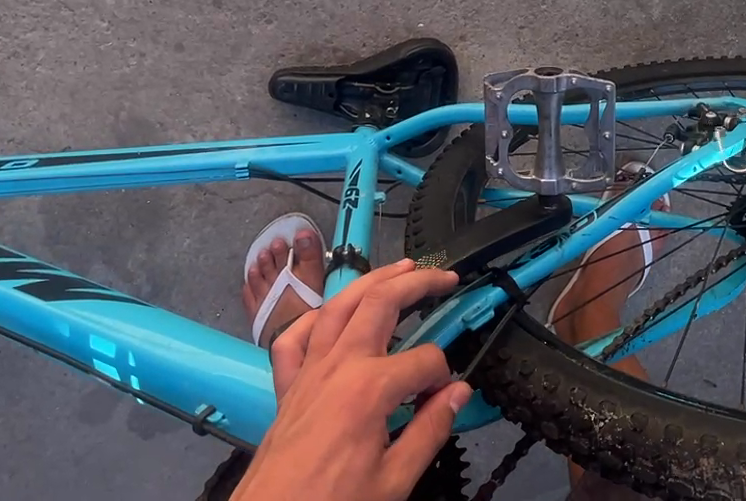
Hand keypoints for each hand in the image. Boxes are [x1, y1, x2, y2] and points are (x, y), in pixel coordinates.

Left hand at [230, 259, 471, 500]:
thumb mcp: (393, 482)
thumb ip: (430, 431)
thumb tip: (459, 392)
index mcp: (370, 389)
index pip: (425, 362)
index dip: (444, 377)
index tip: (447, 396)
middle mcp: (339, 365)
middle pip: (383, 303)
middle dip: (419, 283)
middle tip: (445, 276)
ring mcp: (309, 370)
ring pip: (340, 304)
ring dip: (374, 279)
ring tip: (402, 267)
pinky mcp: (286, 386)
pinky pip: (294, 338)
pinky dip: (314, 318)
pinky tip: (333, 312)